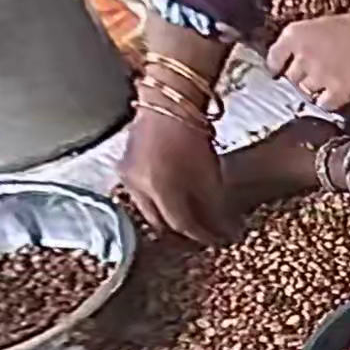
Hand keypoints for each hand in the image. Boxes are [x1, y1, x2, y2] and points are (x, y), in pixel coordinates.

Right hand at [120, 108, 229, 244]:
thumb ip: (215, 210)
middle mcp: (137, 187)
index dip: (204, 236)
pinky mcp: (124, 168)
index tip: (222, 241)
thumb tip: (225, 233)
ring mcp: (126, 177)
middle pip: (161, 222)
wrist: (167, 108)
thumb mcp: (211, 180)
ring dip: (171, 219)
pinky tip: (177, 205)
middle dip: (186, 232)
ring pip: (149, 210)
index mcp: (160, 191)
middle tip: (207, 237)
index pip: (183, 225)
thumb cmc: (194, 143)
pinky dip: (161, 205)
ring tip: (195, 223)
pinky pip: (142, 196)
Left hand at [268, 14, 349, 110]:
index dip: (277, 66)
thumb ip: (310, 41)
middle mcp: (303, 57)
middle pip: (292, 77)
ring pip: (307, 92)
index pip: (274, 57)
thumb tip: (306, 55)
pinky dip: (328, 103)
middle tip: (311, 81)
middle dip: (300, 79)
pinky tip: (334, 99)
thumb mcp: (325, 25)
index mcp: (296, 35)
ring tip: (325, 90)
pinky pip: (325, 104)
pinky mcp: (339, 92)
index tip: (278, 72)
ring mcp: (320, 76)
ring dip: (314, 91)